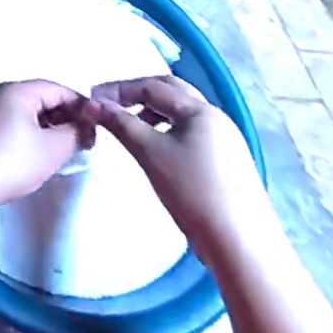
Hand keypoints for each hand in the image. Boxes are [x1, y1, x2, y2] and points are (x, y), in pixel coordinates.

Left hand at [0, 79, 87, 207]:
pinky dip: (35, 132)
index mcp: (16, 90)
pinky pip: (17, 122)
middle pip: (42, 97)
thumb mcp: (53, 147)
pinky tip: (45, 152)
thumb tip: (85, 123)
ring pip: (29, 111)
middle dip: (67, 116)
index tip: (100, 128)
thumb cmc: (11, 159)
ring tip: (70, 149)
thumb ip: (75, 131)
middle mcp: (0, 94)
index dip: (82, 106)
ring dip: (52, 126)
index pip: (57, 89)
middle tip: (87, 142)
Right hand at [78, 75, 275, 259]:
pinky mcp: (226, 162)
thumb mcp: (148, 150)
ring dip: (149, 111)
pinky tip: (153, 147)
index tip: (91, 101)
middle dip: (136, 93)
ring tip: (128, 126)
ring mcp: (225, 141)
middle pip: (170, 92)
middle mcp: (216, 119)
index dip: (116, 89)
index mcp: (201, 111)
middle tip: (110, 104)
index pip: (151, 86)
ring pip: (180, 113)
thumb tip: (91, 103)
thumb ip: (118, 121)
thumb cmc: (192, 190)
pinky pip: (189, 132)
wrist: (241, 246)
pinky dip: (164, 128)